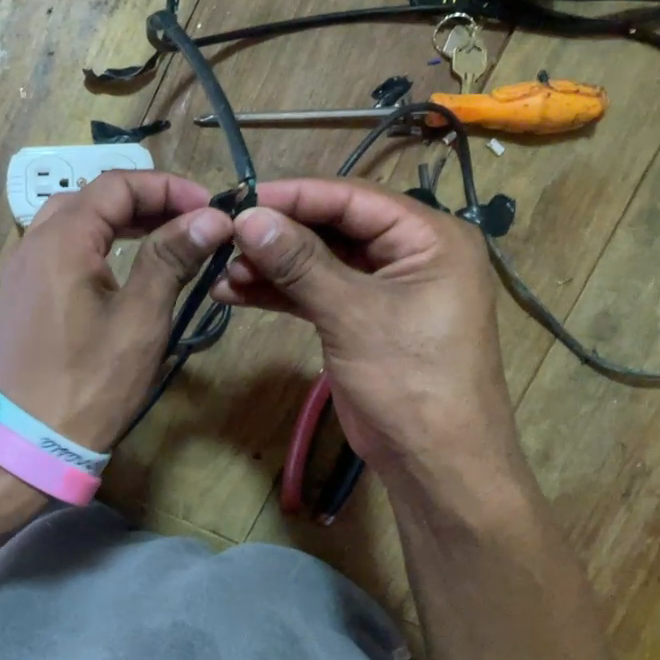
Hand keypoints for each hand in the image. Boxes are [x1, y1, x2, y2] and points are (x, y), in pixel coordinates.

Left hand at [0, 172, 233, 450]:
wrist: (30, 440)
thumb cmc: (91, 381)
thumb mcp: (140, 318)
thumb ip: (171, 258)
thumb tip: (211, 217)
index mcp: (62, 239)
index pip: (117, 185)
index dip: (167, 188)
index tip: (209, 208)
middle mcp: (34, 242)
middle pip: (92, 198)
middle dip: (145, 201)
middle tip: (191, 221)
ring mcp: (22, 270)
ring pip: (73, 222)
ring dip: (119, 222)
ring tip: (165, 237)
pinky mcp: (21, 295)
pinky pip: (59, 250)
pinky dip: (95, 245)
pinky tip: (124, 266)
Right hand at [211, 177, 515, 470]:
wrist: (436, 463)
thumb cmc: (410, 380)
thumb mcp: (353, 314)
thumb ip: (299, 263)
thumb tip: (247, 218)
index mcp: (430, 238)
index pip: (353, 199)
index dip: (296, 196)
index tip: (240, 198)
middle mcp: (410, 254)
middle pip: (335, 228)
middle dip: (279, 235)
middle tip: (225, 237)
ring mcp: (385, 290)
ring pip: (320, 263)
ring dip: (273, 267)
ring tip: (223, 273)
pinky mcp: (363, 322)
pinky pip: (317, 294)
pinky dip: (280, 294)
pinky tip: (237, 294)